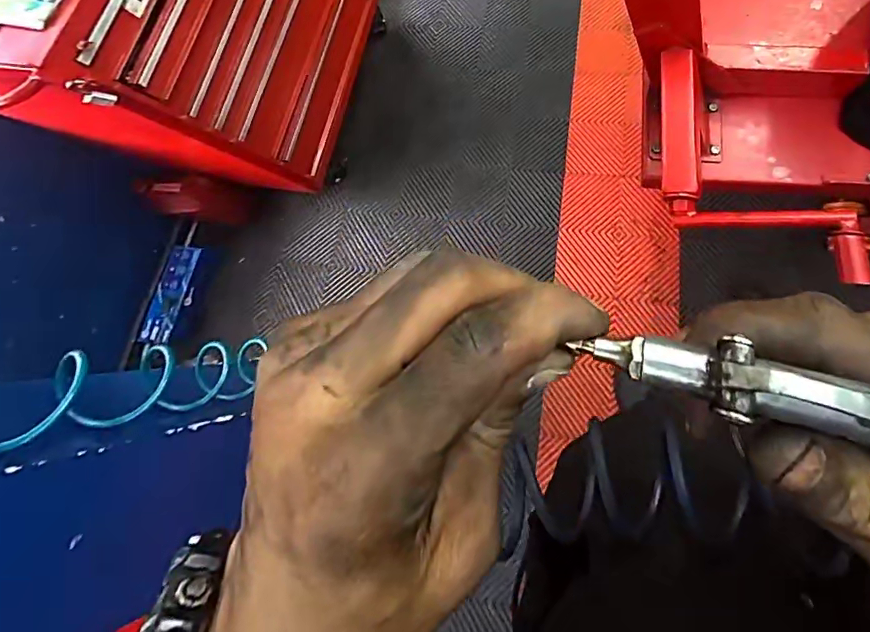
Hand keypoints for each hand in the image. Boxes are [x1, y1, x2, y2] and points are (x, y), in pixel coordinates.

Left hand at [217, 249, 606, 631]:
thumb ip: (499, 425)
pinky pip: (389, 286)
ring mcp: (297, 352)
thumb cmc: (380, 592)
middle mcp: (319, 390)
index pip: (468, 350)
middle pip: (439, 284)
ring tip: (517, 316)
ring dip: (484, 282)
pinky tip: (460, 326)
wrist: (278, 603)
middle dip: (516, 284)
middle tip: (558, 313)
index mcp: (361, 464)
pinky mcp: (293, 335)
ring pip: (416, 270)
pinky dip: (442, 294)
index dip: (542, 315)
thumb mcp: (465, 534)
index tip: (591, 319)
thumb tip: (550, 346)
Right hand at [689, 294, 869, 631]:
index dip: (755, 330)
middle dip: (742, 352)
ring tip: (725, 418)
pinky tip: (770, 410)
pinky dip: (782, 372)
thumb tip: (763, 442)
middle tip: (694, 405)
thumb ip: (859, 505)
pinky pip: (824, 347)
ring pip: (813, 332)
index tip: (690, 355)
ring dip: (757, 364)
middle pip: (817, 326)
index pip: (841, 335)